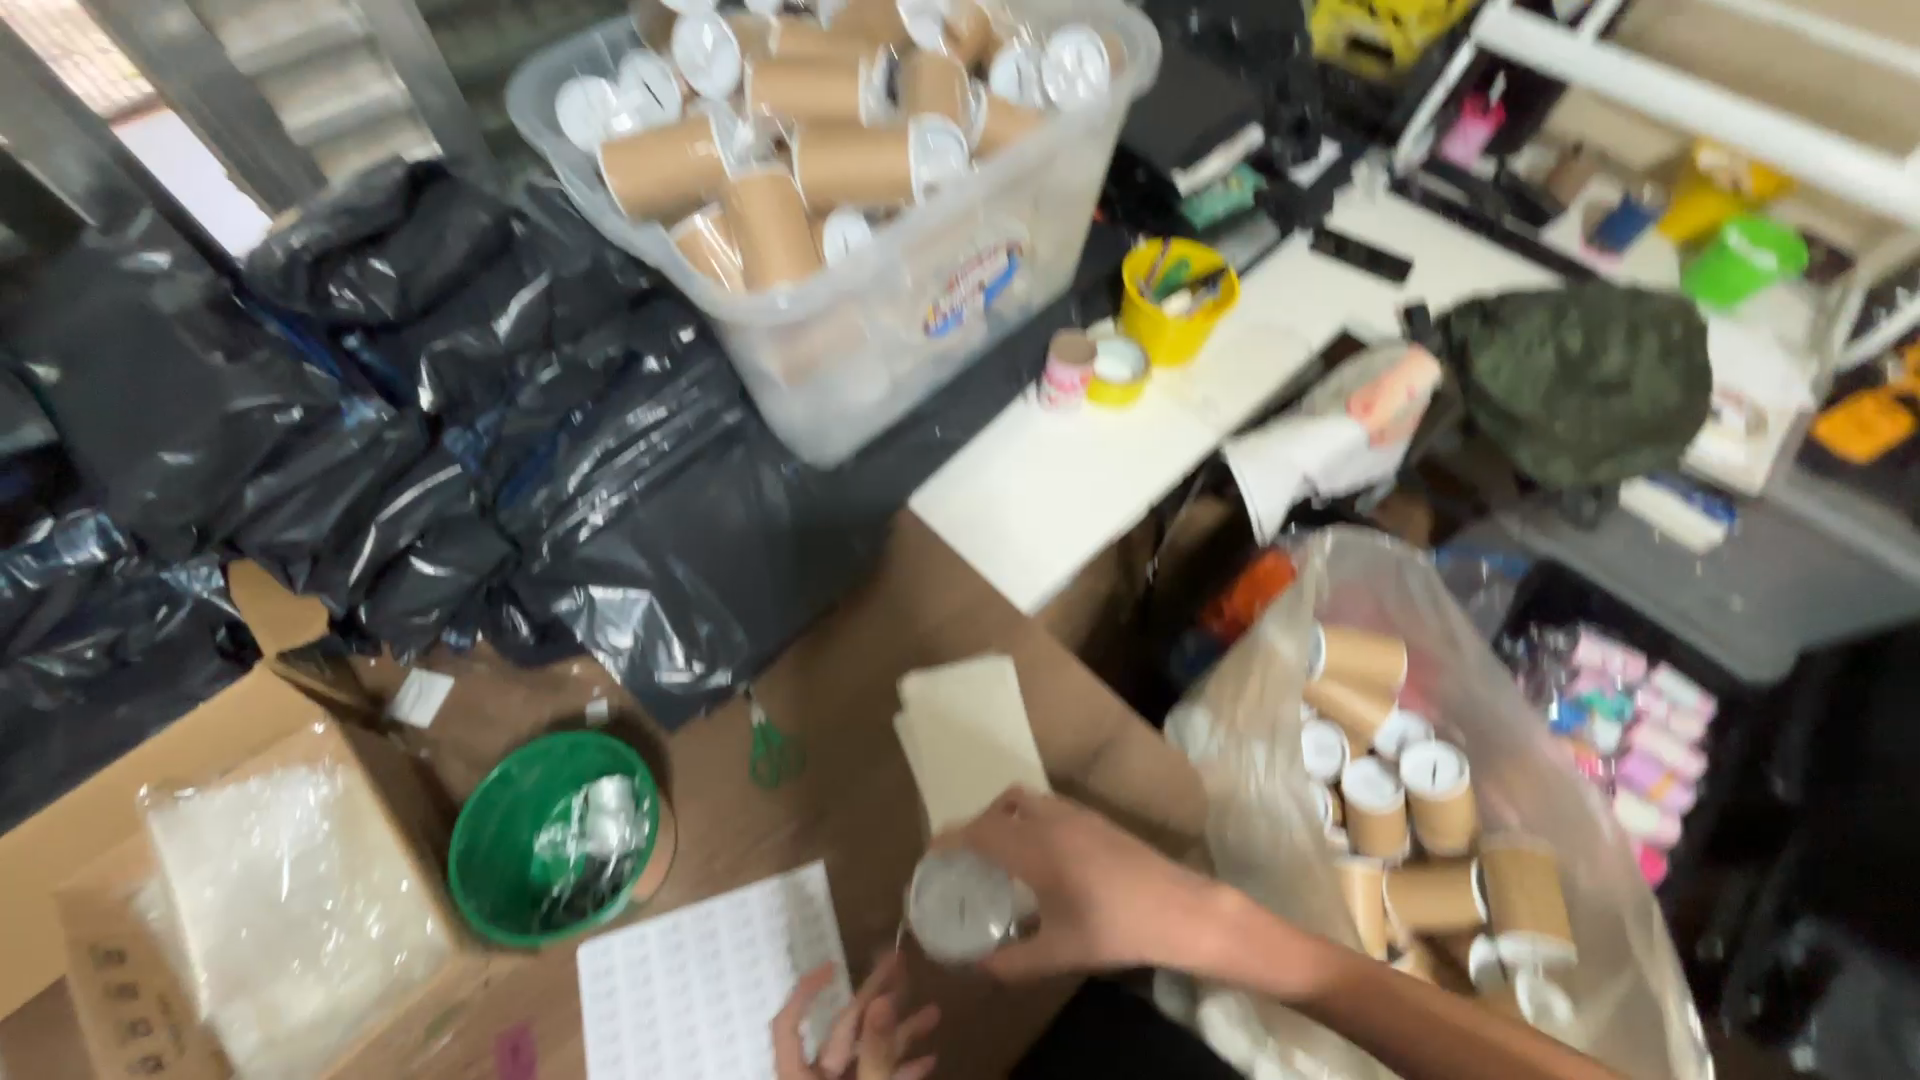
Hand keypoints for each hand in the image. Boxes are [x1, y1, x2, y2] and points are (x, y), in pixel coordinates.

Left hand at [772, 951, 938, 1079]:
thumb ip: (875, 1052)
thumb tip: (881, 1000)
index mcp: (798, 1076)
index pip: (787, 1025)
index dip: (805, 993)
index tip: (833, 966)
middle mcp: (813, 1079)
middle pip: (843, 1030)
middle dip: (878, 999)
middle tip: (903, 965)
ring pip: (866, 1053)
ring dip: (900, 1034)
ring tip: (933, 1013)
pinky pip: (875, 1076)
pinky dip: (899, 1067)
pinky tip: (928, 1059)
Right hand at [935, 786, 1230, 979]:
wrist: (1180, 908)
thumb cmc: (1116, 929)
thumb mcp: (1061, 952)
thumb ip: (1014, 961)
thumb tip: (981, 966)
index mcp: (1036, 848)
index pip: (981, 830)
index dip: (951, 837)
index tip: (932, 852)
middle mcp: (1052, 820)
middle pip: (1001, 806)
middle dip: (975, 824)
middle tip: (964, 855)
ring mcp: (1078, 814)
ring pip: (1027, 799)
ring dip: (1004, 815)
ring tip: (999, 850)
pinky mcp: (1097, 818)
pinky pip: (1048, 804)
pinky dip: (1029, 817)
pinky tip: (1039, 852)